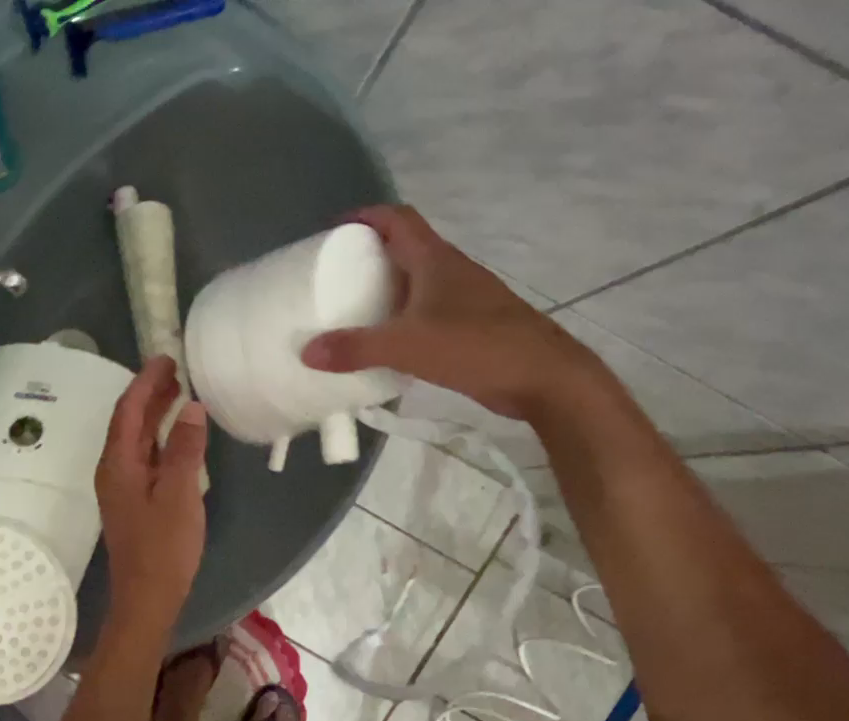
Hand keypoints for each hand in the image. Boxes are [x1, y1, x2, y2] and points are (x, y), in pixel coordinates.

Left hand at [96, 356, 207, 628]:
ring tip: (179, 393)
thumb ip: (185, 449)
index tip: (165, 358)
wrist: (148, 598)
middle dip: (149, 394)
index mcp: (118, 464)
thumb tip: (190, 407)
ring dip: (155, 415)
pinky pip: (145, 458)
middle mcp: (114, 470)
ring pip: (137, 440)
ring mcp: (122, 487)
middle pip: (129, 422)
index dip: (145, 382)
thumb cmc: (164, 547)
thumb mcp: (180, 494)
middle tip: (176, 369)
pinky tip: (178, 437)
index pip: (128, 411)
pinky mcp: (134, 501)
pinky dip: (160, 439)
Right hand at [302, 205, 605, 421]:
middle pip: (406, 247)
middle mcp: (451, 271)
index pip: (399, 219)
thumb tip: (306, 352)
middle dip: (370, 254)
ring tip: (352, 308)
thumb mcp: (407, 346)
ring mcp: (464, 298)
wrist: (543, 376)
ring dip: (387, 287)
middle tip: (333, 274)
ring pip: (418, 281)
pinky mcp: (471, 325)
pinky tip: (386, 341)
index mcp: (436, 260)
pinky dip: (403, 316)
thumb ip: (355, 349)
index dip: (366, 217)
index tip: (333, 230)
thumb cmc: (476, 346)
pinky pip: (427, 310)